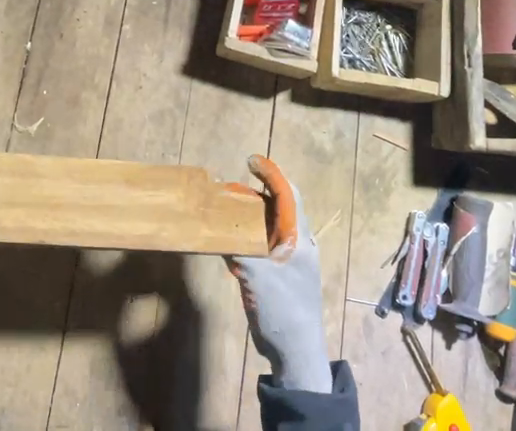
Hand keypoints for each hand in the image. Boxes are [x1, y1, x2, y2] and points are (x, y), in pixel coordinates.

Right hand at [226, 155, 332, 393]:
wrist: (296, 354)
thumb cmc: (284, 312)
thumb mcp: (258, 278)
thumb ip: (239, 249)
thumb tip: (217, 227)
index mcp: (299, 239)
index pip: (288, 195)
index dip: (272, 174)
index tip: (251, 161)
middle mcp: (296, 244)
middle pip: (278, 207)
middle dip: (256, 191)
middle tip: (229, 187)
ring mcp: (288, 260)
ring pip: (268, 225)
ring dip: (249, 214)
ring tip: (224, 208)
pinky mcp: (277, 274)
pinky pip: (261, 245)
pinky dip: (245, 236)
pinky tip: (226, 239)